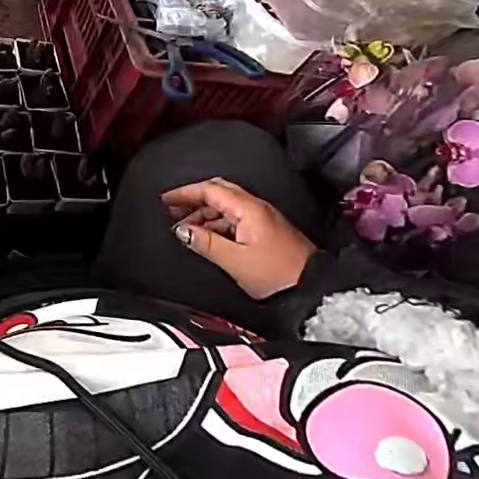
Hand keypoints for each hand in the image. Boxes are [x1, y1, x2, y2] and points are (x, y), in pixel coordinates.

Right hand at [162, 178, 318, 299]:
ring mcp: (261, 217)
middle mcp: (255, 207)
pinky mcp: (264, 229)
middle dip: (193, 199)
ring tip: (185, 227)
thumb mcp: (235, 260)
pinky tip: (206, 236)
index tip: (167, 199)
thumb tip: (183, 231)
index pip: (210, 190)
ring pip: (225, 205)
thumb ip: (205, 243)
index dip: (185, 193)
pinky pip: (234, 218)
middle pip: (217, 192)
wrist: (311, 288)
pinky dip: (216, 223)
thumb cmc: (279, 275)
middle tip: (173, 209)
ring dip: (203, 213)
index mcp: (248, 209)